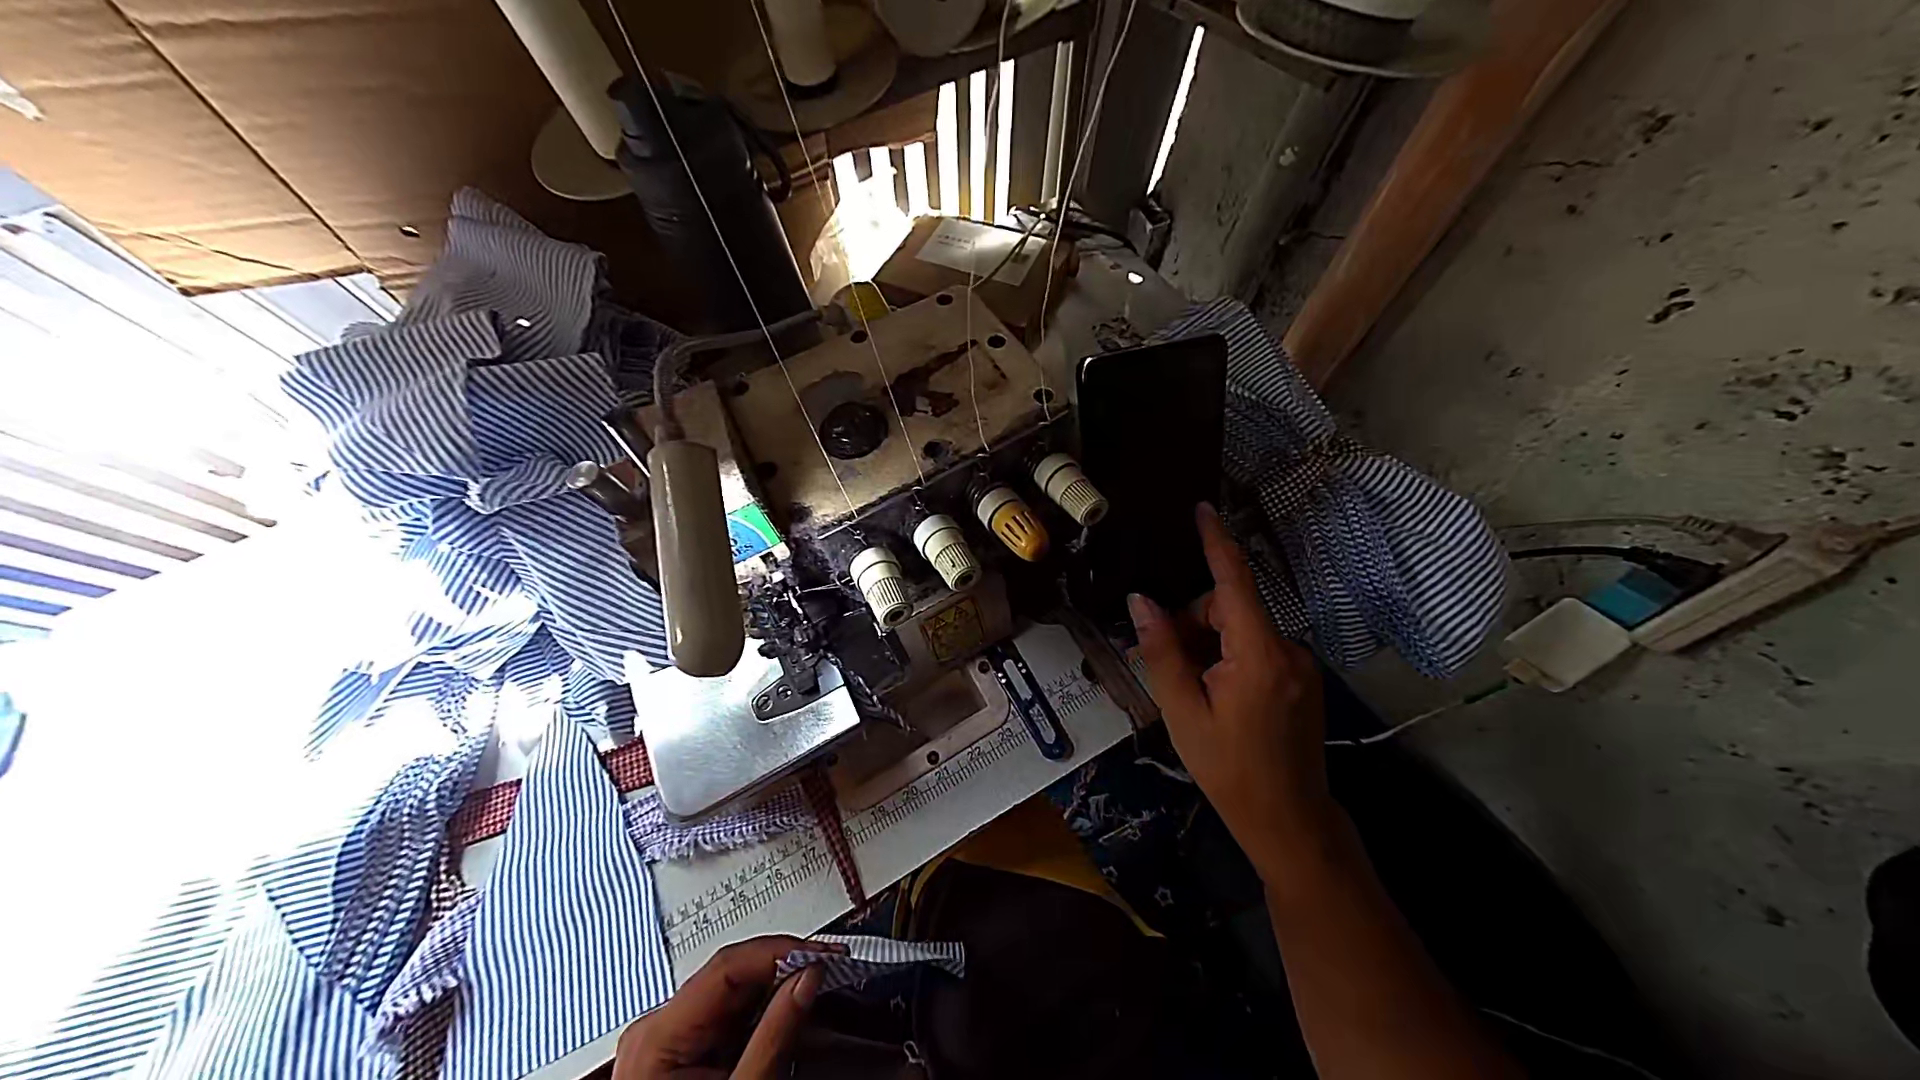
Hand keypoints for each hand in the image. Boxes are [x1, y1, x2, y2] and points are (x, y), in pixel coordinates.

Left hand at [613, 936, 835, 1079]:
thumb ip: (776, 1036)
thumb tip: (808, 977)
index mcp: (658, 1037)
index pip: (728, 966)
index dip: (781, 952)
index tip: (823, 956)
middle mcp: (658, 1027)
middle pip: (733, 974)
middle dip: (786, 968)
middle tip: (831, 966)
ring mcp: (670, 1037)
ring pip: (736, 989)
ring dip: (780, 986)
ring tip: (819, 987)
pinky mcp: (686, 1047)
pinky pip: (732, 1012)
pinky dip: (766, 1010)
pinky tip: (792, 1010)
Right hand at [1128, 504, 1332, 877]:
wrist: (1288, 819)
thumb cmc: (1229, 769)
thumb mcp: (1182, 711)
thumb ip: (1162, 651)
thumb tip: (1142, 601)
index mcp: (1260, 655)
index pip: (1235, 583)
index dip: (1216, 543)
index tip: (1202, 509)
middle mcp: (1288, 650)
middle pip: (1229, 609)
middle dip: (1193, 624)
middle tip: (1166, 665)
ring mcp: (1300, 665)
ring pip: (1240, 629)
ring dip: (1208, 644)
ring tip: (1190, 689)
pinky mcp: (1301, 678)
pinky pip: (1256, 648)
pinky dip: (1228, 656)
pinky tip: (1215, 692)